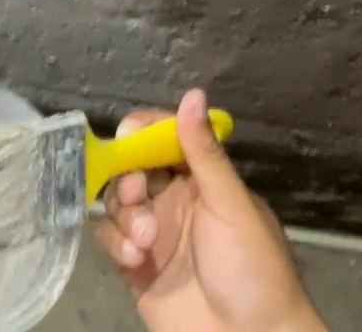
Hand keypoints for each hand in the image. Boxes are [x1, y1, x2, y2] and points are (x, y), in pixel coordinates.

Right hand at [96, 90, 325, 331]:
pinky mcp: (135, 265)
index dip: (142, 131)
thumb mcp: (231, 205)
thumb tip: (193, 93)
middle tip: (136, 194)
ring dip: (123, 215)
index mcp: (199, 178)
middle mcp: (172, 199)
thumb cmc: (252, 268)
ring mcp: (153, 232)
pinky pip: (109, 238)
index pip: (162, 137)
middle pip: (131, 166)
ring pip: (116, 201)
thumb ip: (204, 152)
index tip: (127, 135)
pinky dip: (115, 243)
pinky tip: (134, 261)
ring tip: (144, 242)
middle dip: (126, 176)